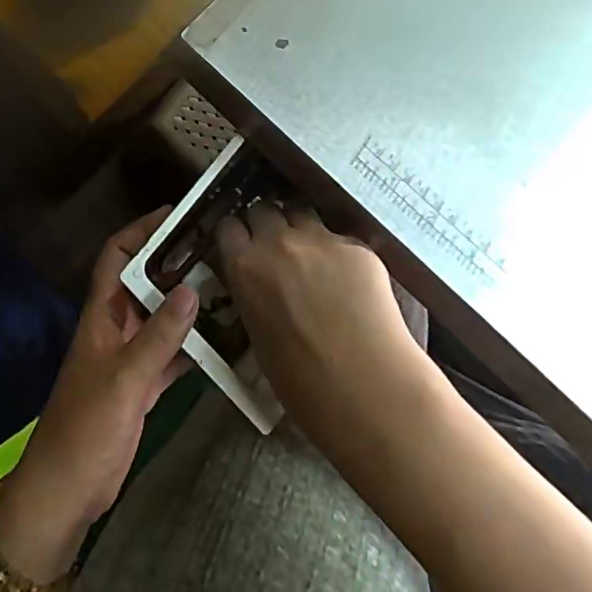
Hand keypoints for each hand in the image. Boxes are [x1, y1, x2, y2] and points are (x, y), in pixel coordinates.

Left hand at [0, 207, 197, 583]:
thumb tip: (193, 288)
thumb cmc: (85, 428)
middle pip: (148, 282)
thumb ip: (159, 336)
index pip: (117, 257)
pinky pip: (175, 352)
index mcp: (102, 316)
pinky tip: (228, 338)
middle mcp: (118, 327)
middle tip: (221, 247)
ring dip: (192, 302)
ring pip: (165, 316)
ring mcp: (132, 356)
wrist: (66, 493)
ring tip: (232, 283)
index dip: (142, 230)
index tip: (179, 215)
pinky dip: (197, 344)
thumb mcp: (124, 379)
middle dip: (179, 262)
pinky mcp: (145, 383)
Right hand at [214, 203, 428, 434]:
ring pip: (303, 212)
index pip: (228, 226)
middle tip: (276, 242)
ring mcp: (321, 239)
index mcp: (245, 267)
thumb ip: (256, 295)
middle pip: (265, 208)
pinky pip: (341, 238)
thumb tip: (264, 287)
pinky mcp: (356, 245)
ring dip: (301, 226)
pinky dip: (340, 251)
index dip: (236, 232)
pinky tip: (350, 276)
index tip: (242, 240)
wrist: (362, 383)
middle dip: (267, 221)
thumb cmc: (300, 381)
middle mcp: (279, 242)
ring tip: (312, 250)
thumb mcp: (257, 334)